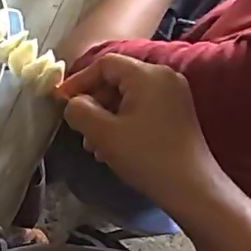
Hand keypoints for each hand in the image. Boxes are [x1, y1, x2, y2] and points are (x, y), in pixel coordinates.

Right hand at [57, 53, 232, 210]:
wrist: (190, 185)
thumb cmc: (145, 155)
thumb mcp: (103, 133)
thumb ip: (79, 112)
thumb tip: (72, 103)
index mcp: (147, 76)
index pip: (105, 64)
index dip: (78, 80)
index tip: (60, 101)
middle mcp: (164, 77)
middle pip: (116, 78)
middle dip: (92, 101)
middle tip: (77, 126)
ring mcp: (173, 95)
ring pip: (127, 95)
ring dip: (104, 114)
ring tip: (92, 142)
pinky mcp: (177, 113)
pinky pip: (141, 107)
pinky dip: (121, 120)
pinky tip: (112, 145)